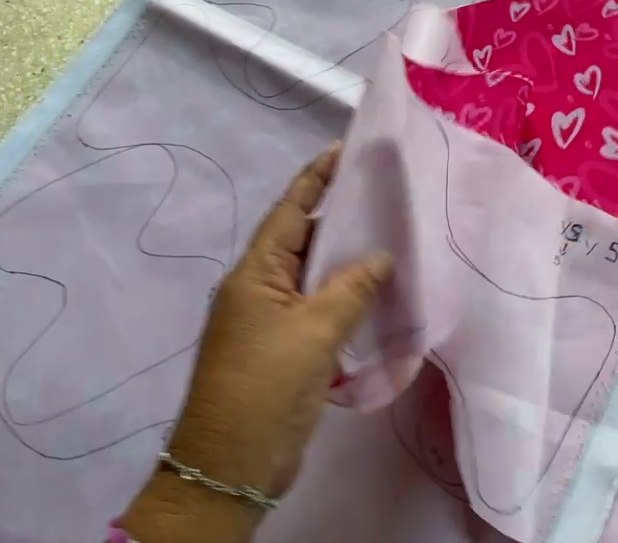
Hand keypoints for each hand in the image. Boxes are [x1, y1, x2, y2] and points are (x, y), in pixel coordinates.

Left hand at [121, 146, 390, 540]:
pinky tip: (374, 298)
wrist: (230, 467)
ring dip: (344, 264)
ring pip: (312, 277)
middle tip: (383, 199)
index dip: (314, 179)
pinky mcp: (282, 351)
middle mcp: (258, 289)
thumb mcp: (314, 333)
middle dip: (338, 220)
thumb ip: (351, 289)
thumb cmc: (266, 386)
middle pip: (302, 241)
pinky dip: (343, 299)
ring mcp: (268, 321)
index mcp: (255, 273)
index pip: (289, 211)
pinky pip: (316, 309)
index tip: (342, 151)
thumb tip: (379, 257)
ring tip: (388, 242)